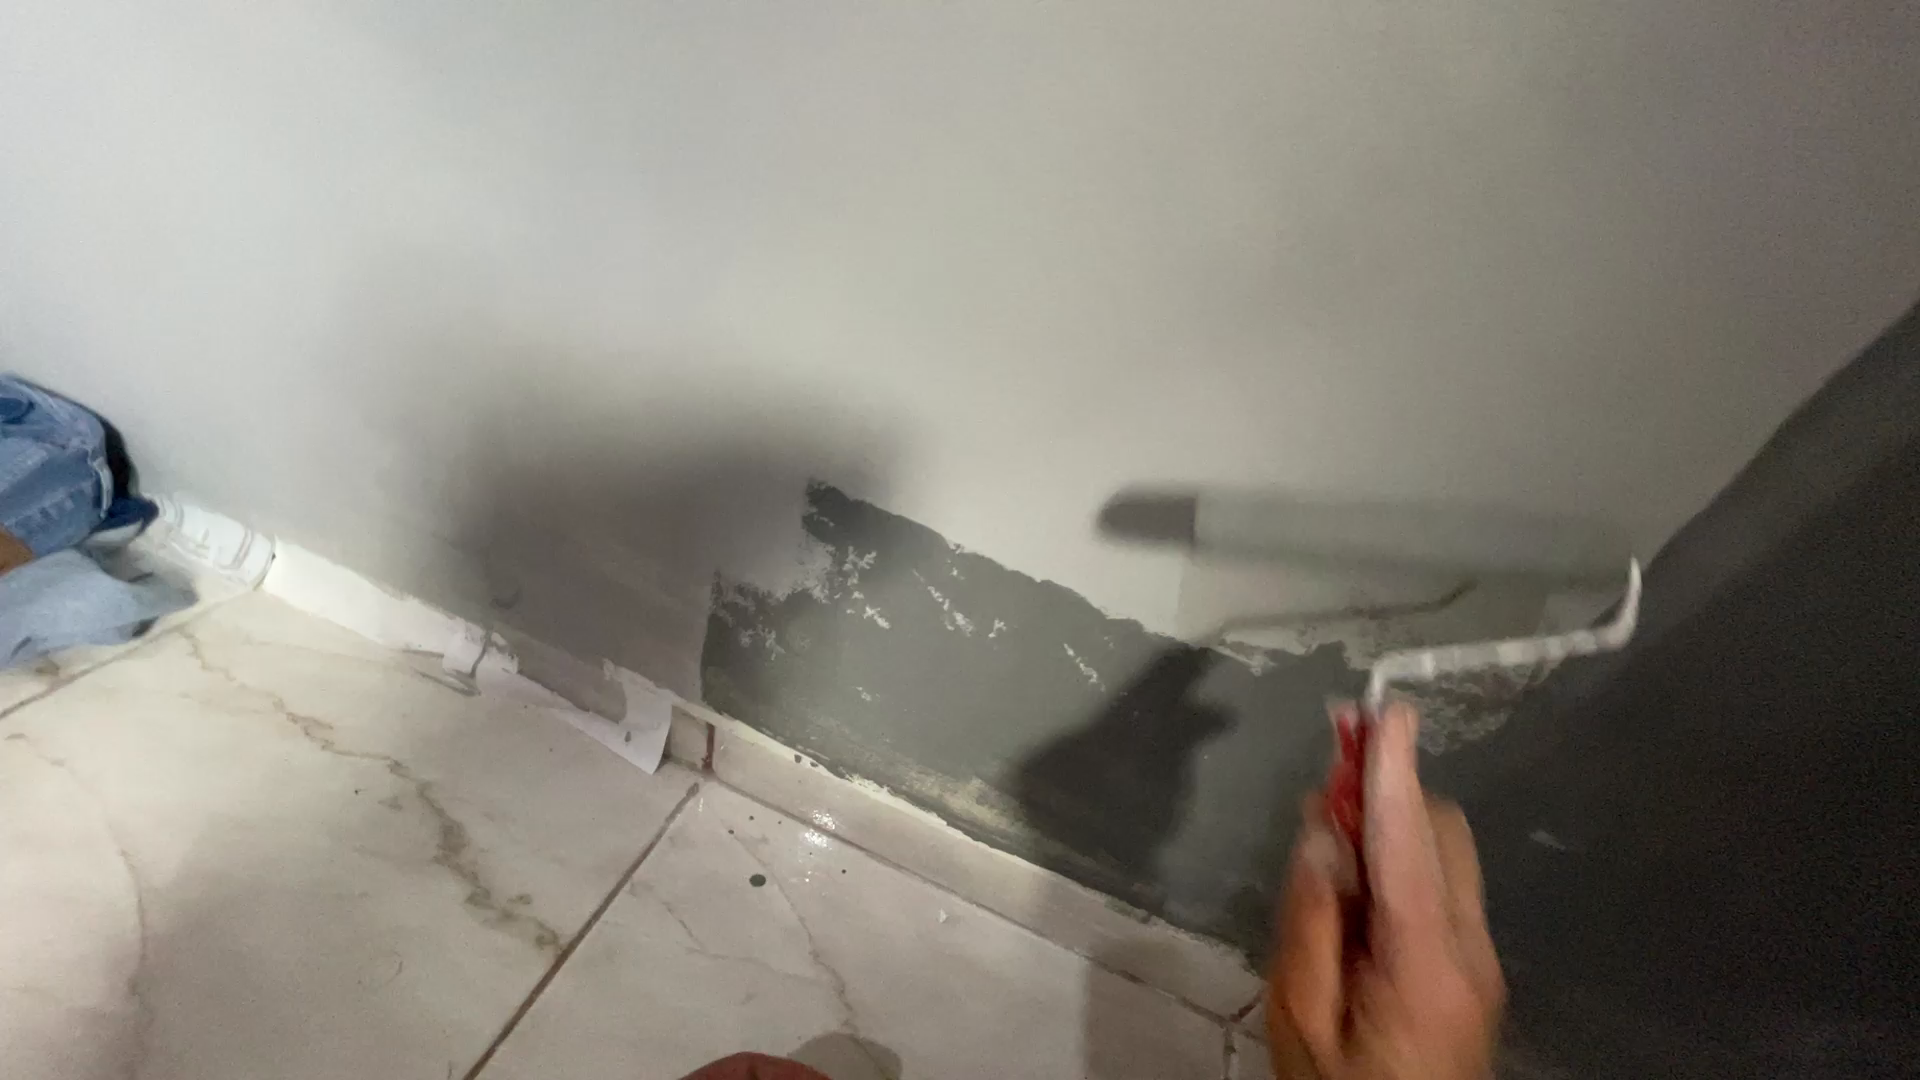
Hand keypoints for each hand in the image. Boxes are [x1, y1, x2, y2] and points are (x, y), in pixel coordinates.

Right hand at [1267, 703, 1504, 1078]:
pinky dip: (1393, 847)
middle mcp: (1469, 949)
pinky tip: (1347, 866)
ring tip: (1325, 820)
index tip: (1388, 712)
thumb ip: (1310, 919)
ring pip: (1441, 846)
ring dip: (1387, 814)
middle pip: (1438, 831)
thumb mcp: (1299, 1013)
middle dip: (1385, 786)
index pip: (1409, 844)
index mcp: (1425, 964)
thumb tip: (1319, 833)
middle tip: (1324, 770)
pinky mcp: (1469, 959)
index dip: (1394, 772)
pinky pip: (1436, 875)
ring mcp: (1478, 954)